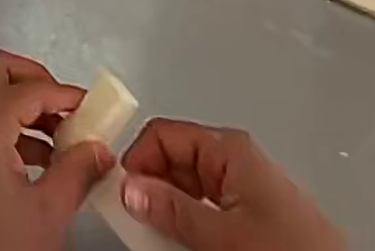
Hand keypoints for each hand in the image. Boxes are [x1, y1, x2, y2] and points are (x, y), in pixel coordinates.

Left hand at [0, 49, 113, 250]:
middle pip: (3, 69)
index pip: (32, 88)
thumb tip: (96, 150)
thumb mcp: (48, 211)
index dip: (66, 95)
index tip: (91, 107)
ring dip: (26, 102)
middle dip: (39, 82)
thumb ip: (78, 172)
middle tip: (69, 107)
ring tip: (61, 136)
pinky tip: (40, 155)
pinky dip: (12, 120)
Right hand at [120, 119, 344, 250]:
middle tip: (137, 222)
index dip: (138, 160)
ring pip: (187, 187)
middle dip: (152, 188)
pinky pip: (206, 208)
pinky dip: (190, 224)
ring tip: (162, 238)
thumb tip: (129, 189)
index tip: (122, 193)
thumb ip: (173, 210)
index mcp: (227, 148)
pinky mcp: (253, 215)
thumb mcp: (224, 235)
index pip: (163, 134)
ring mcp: (244, 188)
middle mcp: (234, 159)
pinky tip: (186, 243)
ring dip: (170, 210)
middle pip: (173, 159)